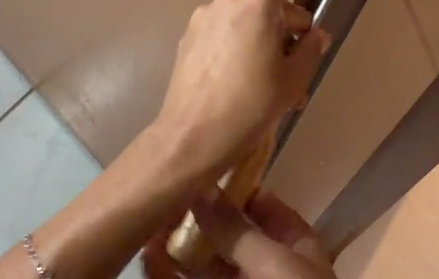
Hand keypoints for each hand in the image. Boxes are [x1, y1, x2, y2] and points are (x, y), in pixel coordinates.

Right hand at [144, 191, 336, 277]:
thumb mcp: (273, 264)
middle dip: (193, 216)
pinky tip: (149, 258)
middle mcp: (262, 264)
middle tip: (161, 198)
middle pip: (225, 232)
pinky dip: (168, 273)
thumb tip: (203, 186)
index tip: (194, 170)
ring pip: (202, 262)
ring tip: (147, 225)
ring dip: (175, 244)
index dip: (229, 186)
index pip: (258, 203)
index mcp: (291, 244)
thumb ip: (236, 230)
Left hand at [153, 0, 329, 179]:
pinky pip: (220, 42)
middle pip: (267, 22)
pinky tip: (228, 89)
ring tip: (254, 94)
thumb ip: (311, 49)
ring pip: (243, 32)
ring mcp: (204, 17)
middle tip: (279, 89)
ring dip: (253, 54)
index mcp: (261, 1)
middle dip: (276, 51)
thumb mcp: (295, 79)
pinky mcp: (186, 38)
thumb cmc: (252, 103)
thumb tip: (317, 35)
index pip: (297, 19)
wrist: (194, 136)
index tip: (295, 76)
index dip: (302, 48)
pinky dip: (229, 58)